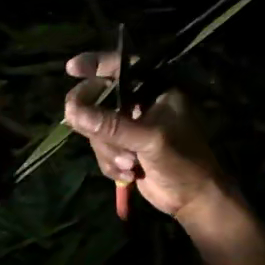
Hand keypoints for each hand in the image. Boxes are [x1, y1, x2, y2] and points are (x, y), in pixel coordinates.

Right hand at [63, 53, 228, 221]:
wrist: (193, 199)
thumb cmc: (182, 161)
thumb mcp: (149, 140)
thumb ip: (112, 125)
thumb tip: (72, 112)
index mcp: (155, 90)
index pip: (121, 67)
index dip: (94, 64)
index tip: (71, 69)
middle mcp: (140, 104)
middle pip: (99, 100)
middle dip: (98, 125)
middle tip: (82, 126)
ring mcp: (130, 126)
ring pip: (96, 128)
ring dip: (108, 150)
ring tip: (129, 164)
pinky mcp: (123, 148)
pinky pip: (100, 147)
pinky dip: (109, 163)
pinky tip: (129, 174)